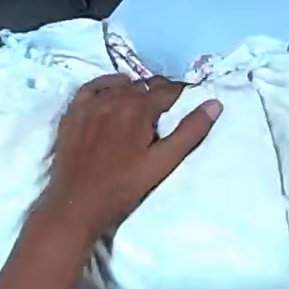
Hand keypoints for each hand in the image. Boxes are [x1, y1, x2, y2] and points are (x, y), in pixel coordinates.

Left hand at [33, 74, 220, 238]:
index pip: (168, 90)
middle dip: (160, 92)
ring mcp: (91, 104)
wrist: (77, 204)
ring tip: (143, 104)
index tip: (189, 100)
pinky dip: (106, 85)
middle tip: (168, 109)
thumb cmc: (124, 187)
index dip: (182, 93)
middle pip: (144, 85)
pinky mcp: (73, 113)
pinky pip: (92, 87)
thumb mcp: (162, 163)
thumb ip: (189, 132)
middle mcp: (114, 98)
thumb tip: (214, 103)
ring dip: (135, 89)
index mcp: (139, 108)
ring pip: (120, 85)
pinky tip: (112, 92)